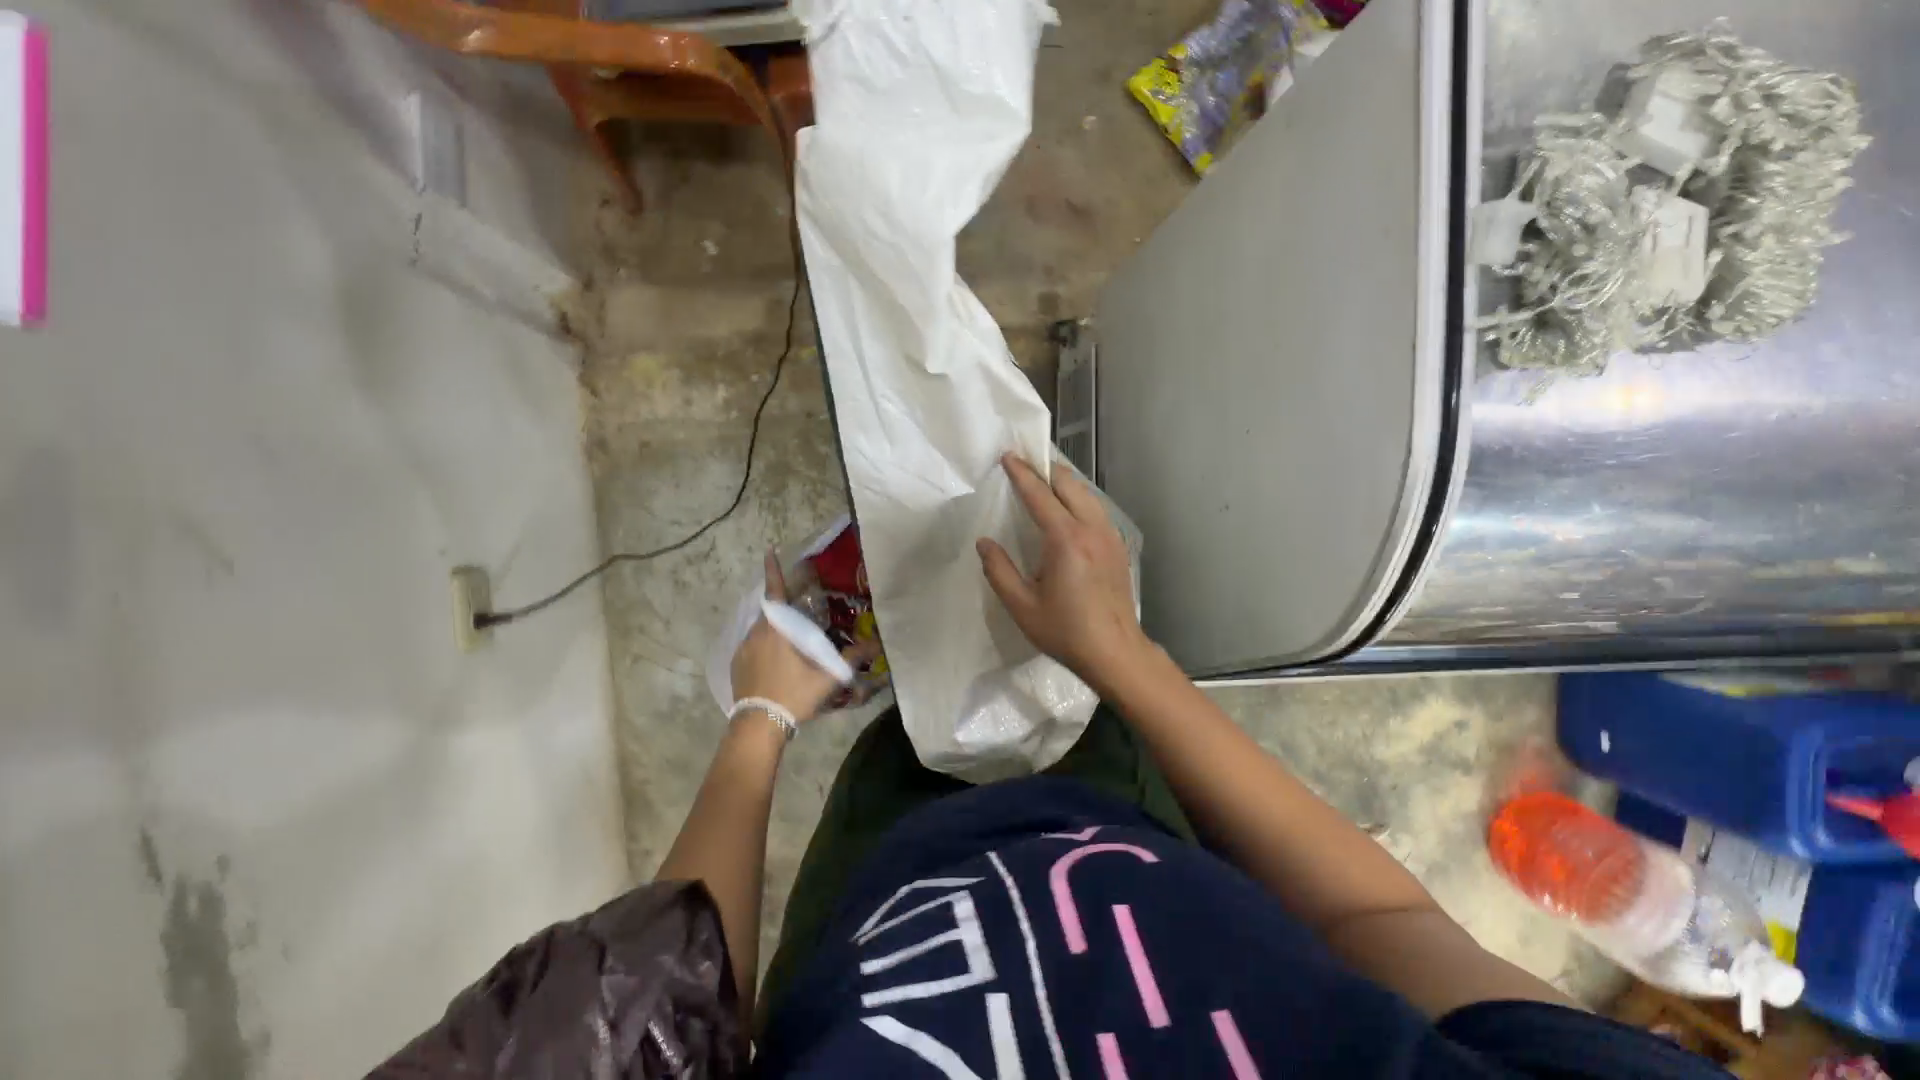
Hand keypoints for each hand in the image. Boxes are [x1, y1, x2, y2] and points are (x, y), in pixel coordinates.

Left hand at [731, 552, 878, 727]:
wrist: (758, 726)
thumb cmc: (793, 696)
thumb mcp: (827, 678)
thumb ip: (850, 658)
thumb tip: (876, 645)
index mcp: (775, 630)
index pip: (775, 592)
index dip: (773, 571)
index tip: (769, 550)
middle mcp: (756, 634)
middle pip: (770, 612)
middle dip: (784, 607)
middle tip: (801, 609)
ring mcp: (743, 650)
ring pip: (762, 631)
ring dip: (776, 630)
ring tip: (792, 642)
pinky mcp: (737, 665)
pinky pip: (753, 646)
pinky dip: (765, 646)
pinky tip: (778, 662)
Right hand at [977, 454, 1155, 691]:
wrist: (1115, 652)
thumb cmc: (1066, 631)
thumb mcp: (1022, 606)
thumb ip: (999, 570)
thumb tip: (984, 543)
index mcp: (1065, 539)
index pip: (1040, 495)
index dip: (1022, 474)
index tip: (1008, 456)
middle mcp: (1091, 529)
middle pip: (1069, 484)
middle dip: (1046, 469)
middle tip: (1025, 461)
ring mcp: (1109, 536)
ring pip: (1087, 494)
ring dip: (1064, 482)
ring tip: (1045, 480)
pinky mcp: (1118, 548)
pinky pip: (1097, 510)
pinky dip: (1080, 499)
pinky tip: (1069, 509)